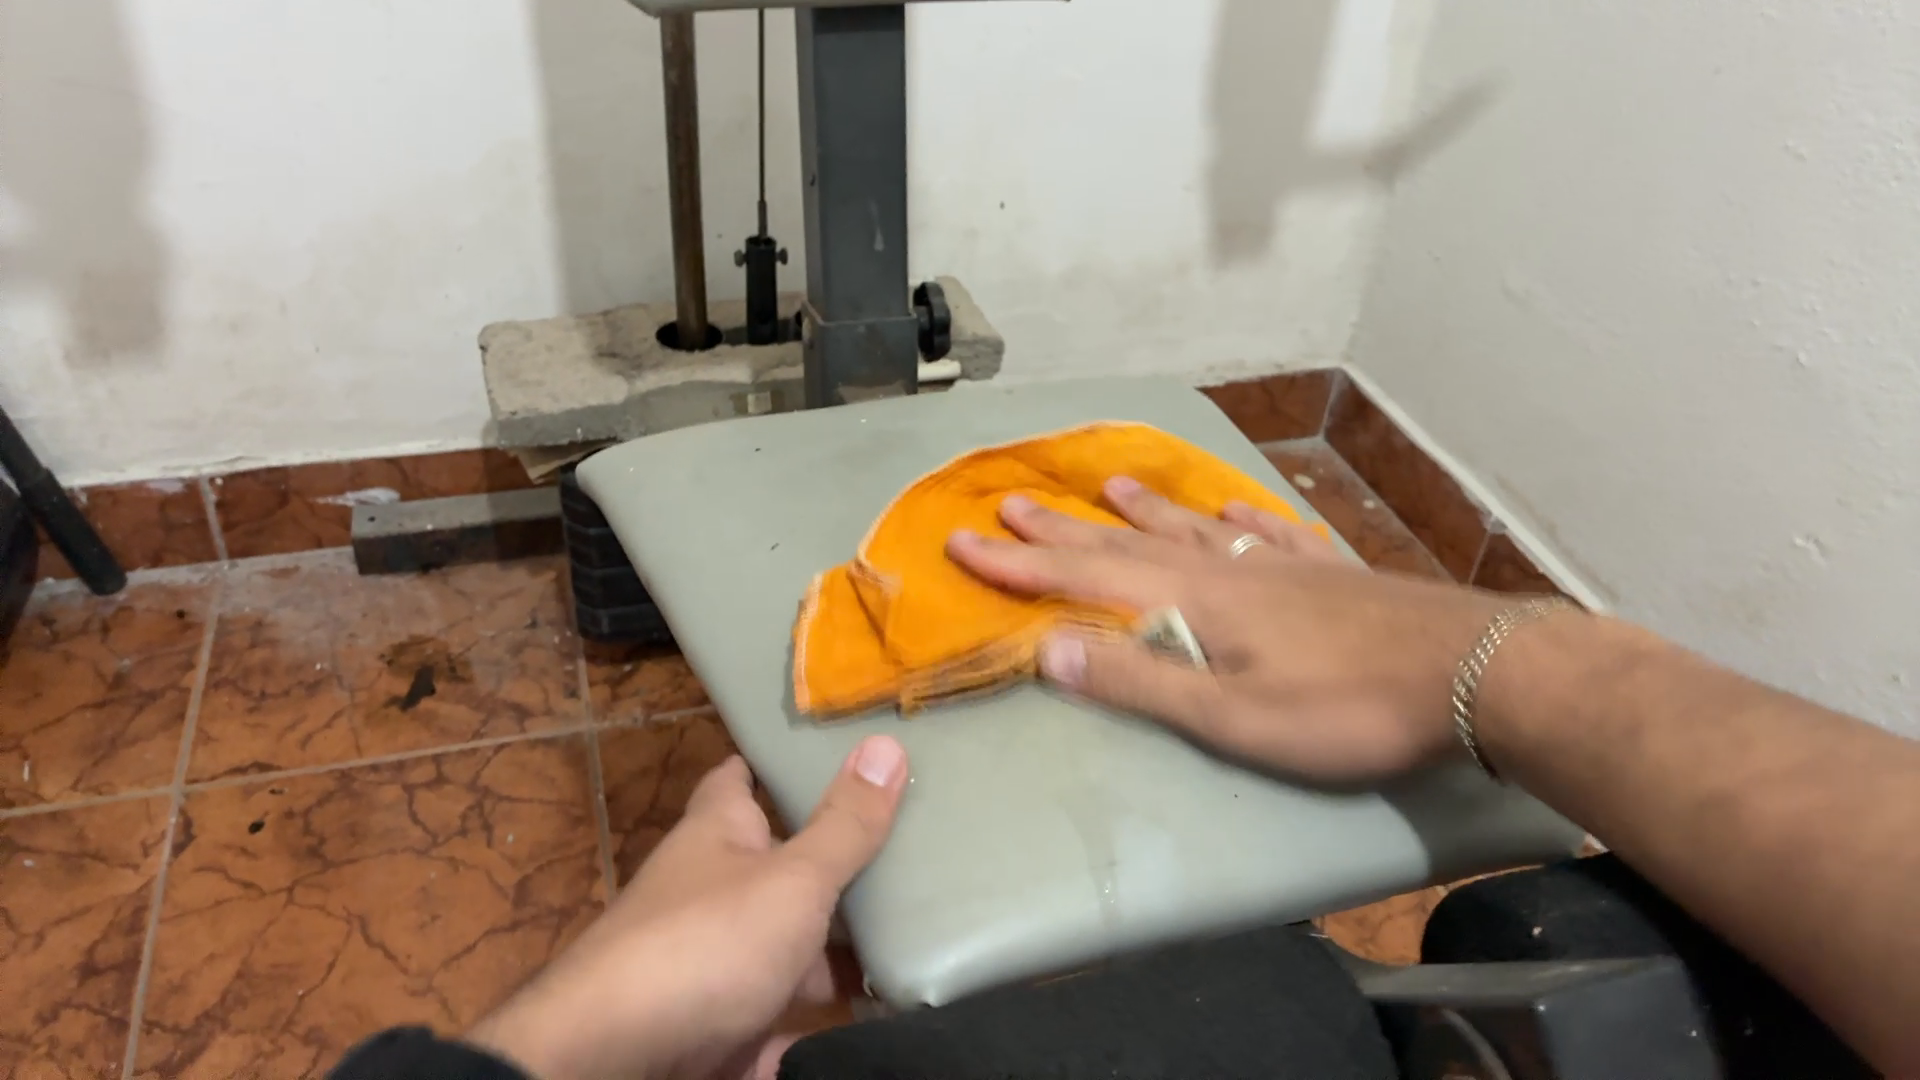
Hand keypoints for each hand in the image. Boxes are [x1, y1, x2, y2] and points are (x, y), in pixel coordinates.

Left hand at [468, 736, 909, 1079]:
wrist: (608, 1069)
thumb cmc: (706, 943)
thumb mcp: (793, 879)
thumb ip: (845, 824)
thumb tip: (888, 743)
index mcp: (719, 832)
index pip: (739, 776)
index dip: (776, 760)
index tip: (831, 751)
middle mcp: (707, 889)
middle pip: (774, 863)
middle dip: (829, 862)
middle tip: (904, 851)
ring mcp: (707, 962)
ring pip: (780, 945)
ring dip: (828, 951)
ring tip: (904, 940)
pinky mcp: (712, 1028)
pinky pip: (772, 1019)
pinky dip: (808, 1025)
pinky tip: (864, 1026)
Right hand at [947, 477, 1513, 782]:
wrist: (1477, 673)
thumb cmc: (1346, 708)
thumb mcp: (1233, 718)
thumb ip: (1140, 682)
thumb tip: (1048, 650)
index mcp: (1191, 600)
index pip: (1081, 576)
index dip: (1018, 562)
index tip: (962, 542)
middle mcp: (1222, 567)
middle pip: (1123, 541)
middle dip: (1059, 528)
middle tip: (1009, 502)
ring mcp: (1274, 563)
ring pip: (1189, 527)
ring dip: (1140, 509)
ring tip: (1109, 486)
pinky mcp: (1321, 570)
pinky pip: (1264, 532)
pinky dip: (1234, 518)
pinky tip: (1230, 510)